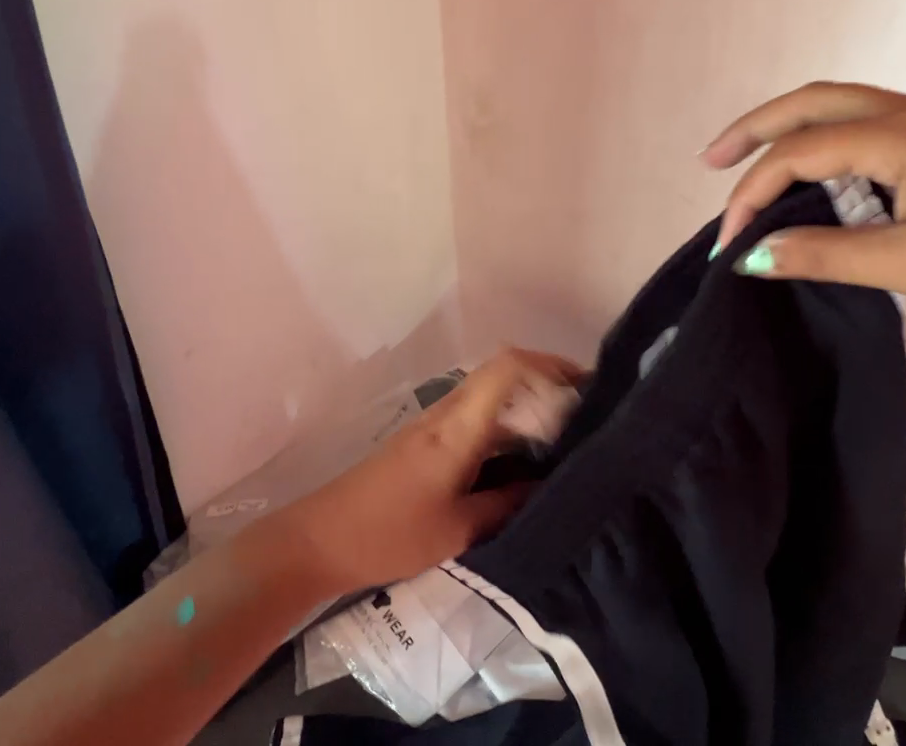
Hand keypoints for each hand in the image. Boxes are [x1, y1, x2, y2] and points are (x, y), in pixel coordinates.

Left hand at [244, 348, 581, 594]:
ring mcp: (433, 427)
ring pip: (490, 400)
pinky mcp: (425, 444)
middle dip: (547, 386)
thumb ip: (507, 505)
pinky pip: (476, 421)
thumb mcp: (457, 531)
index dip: (549, 364)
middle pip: (503, 377)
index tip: (585, 384)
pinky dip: (506, 429)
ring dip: (527, 409)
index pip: (507, 367)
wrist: (318, 541)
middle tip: (587, 417)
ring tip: (565, 441)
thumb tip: (548, 487)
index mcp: (458, 427)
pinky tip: (522, 462)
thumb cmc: (388, 534)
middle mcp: (447, 415)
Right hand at [701, 82, 905, 339]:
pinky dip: (831, 144)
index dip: (754, 192)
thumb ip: (825, 254)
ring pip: (847, 108)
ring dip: (794, 132)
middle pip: (815, 101)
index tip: (730, 244)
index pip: (802, 150)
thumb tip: (754, 254)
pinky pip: (874, 127)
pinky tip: (821, 175)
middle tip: (711, 161)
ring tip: (752, 165)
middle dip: (756, 129)